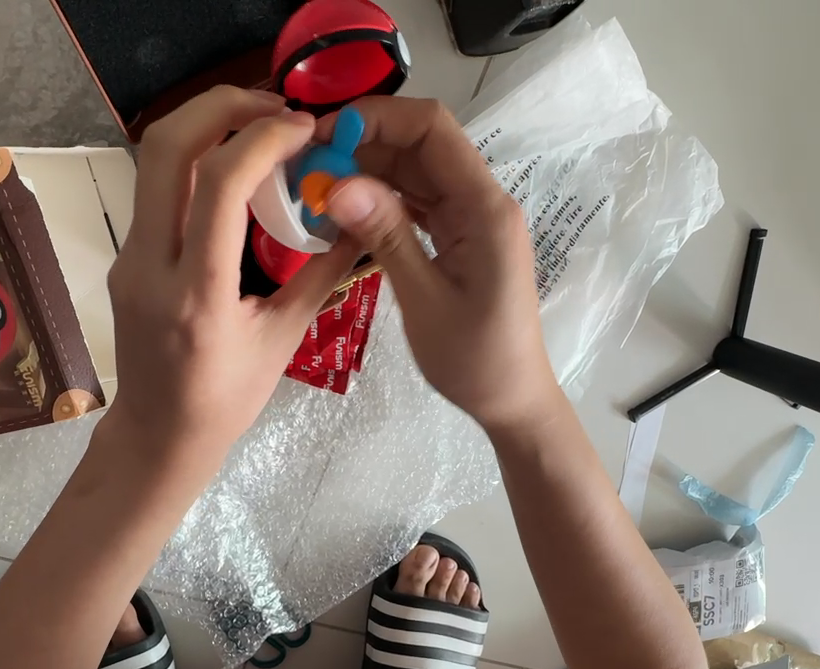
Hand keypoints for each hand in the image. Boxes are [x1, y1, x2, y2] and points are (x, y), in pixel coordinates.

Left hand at [109, 87, 362, 451]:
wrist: (159, 435)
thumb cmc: (226, 402)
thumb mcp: (281, 341)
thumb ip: (319, 276)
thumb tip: (359, 224)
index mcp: (199, 297)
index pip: (221, 184)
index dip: (265, 138)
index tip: (303, 129)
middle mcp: (151, 267)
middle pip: (167, 147)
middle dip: (222, 105)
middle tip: (274, 105)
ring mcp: (128, 259)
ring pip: (154, 161)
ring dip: (205, 128)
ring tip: (258, 131)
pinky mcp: (124, 258)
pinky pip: (155, 191)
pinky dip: (195, 165)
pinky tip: (232, 177)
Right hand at [318, 97, 559, 435]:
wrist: (512, 399)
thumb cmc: (473, 360)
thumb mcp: (425, 300)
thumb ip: (386, 236)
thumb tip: (338, 183)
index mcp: (484, 208)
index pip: (431, 129)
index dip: (375, 118)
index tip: (322, 137)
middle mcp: (483, 202)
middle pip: (422, 146)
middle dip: (364, 145)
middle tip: (307, 167)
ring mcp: (474, 220)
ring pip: (418, 174)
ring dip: (370, 173)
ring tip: (318, 188)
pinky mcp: (463, 240)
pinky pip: (421, 204)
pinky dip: (385, 202)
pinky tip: (348, 212)